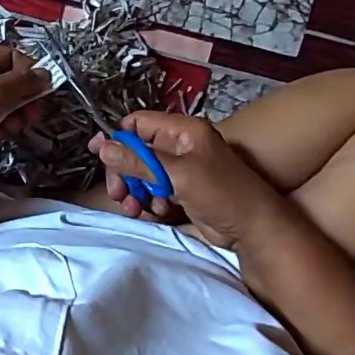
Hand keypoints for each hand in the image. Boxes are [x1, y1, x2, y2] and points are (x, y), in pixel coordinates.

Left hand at [0, 46, 49, 155]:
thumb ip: (24, 82)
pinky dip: (3, 124)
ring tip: (18, 127)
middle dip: (24, 96)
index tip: (41, 88)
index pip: (8, 55)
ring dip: (16, 113)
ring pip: (4, 101)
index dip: (27, 70)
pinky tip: (4, 134)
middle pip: (8, 80)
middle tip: (35, 114)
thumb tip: (47, 74)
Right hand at [89, 111, 284, 247]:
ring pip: (141, 173)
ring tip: (135, 208)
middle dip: (124, 172)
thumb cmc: (222, 194)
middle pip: (136, 150)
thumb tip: (102, 147)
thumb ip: (139, 161)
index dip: (118, 138)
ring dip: (134, 190)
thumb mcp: (177, 174)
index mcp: (183, 130)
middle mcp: (180, 145)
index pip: (139, 123)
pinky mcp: (181, 189)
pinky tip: (154, 212)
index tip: (100, 156)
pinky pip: (152, 190)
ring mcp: (180, 168)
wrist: (254, 231)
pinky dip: (147, 201)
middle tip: (118, 193)